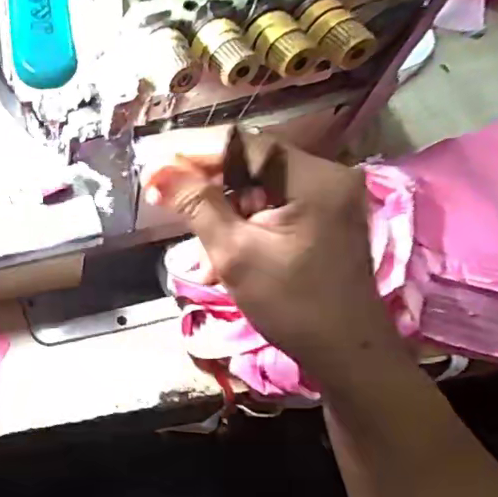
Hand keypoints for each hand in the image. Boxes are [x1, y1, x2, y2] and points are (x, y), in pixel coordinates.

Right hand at [147, 143, 401, 382]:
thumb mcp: (235, 254)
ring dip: (219, 204)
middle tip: (161, 195)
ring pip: (259, 185)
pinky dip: (242, 218)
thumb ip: (197, 206)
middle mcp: (327, 175)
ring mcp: (329, 196)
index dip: (193, 152)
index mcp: (312, 177)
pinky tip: (217, 244)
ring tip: (186, 229)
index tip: (152, 165)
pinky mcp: (324, 217)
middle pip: (251, 162)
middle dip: (204, 181)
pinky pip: (273, 203)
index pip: (243, 144)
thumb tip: (157, 171)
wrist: (345, 351)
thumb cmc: (291, 304)